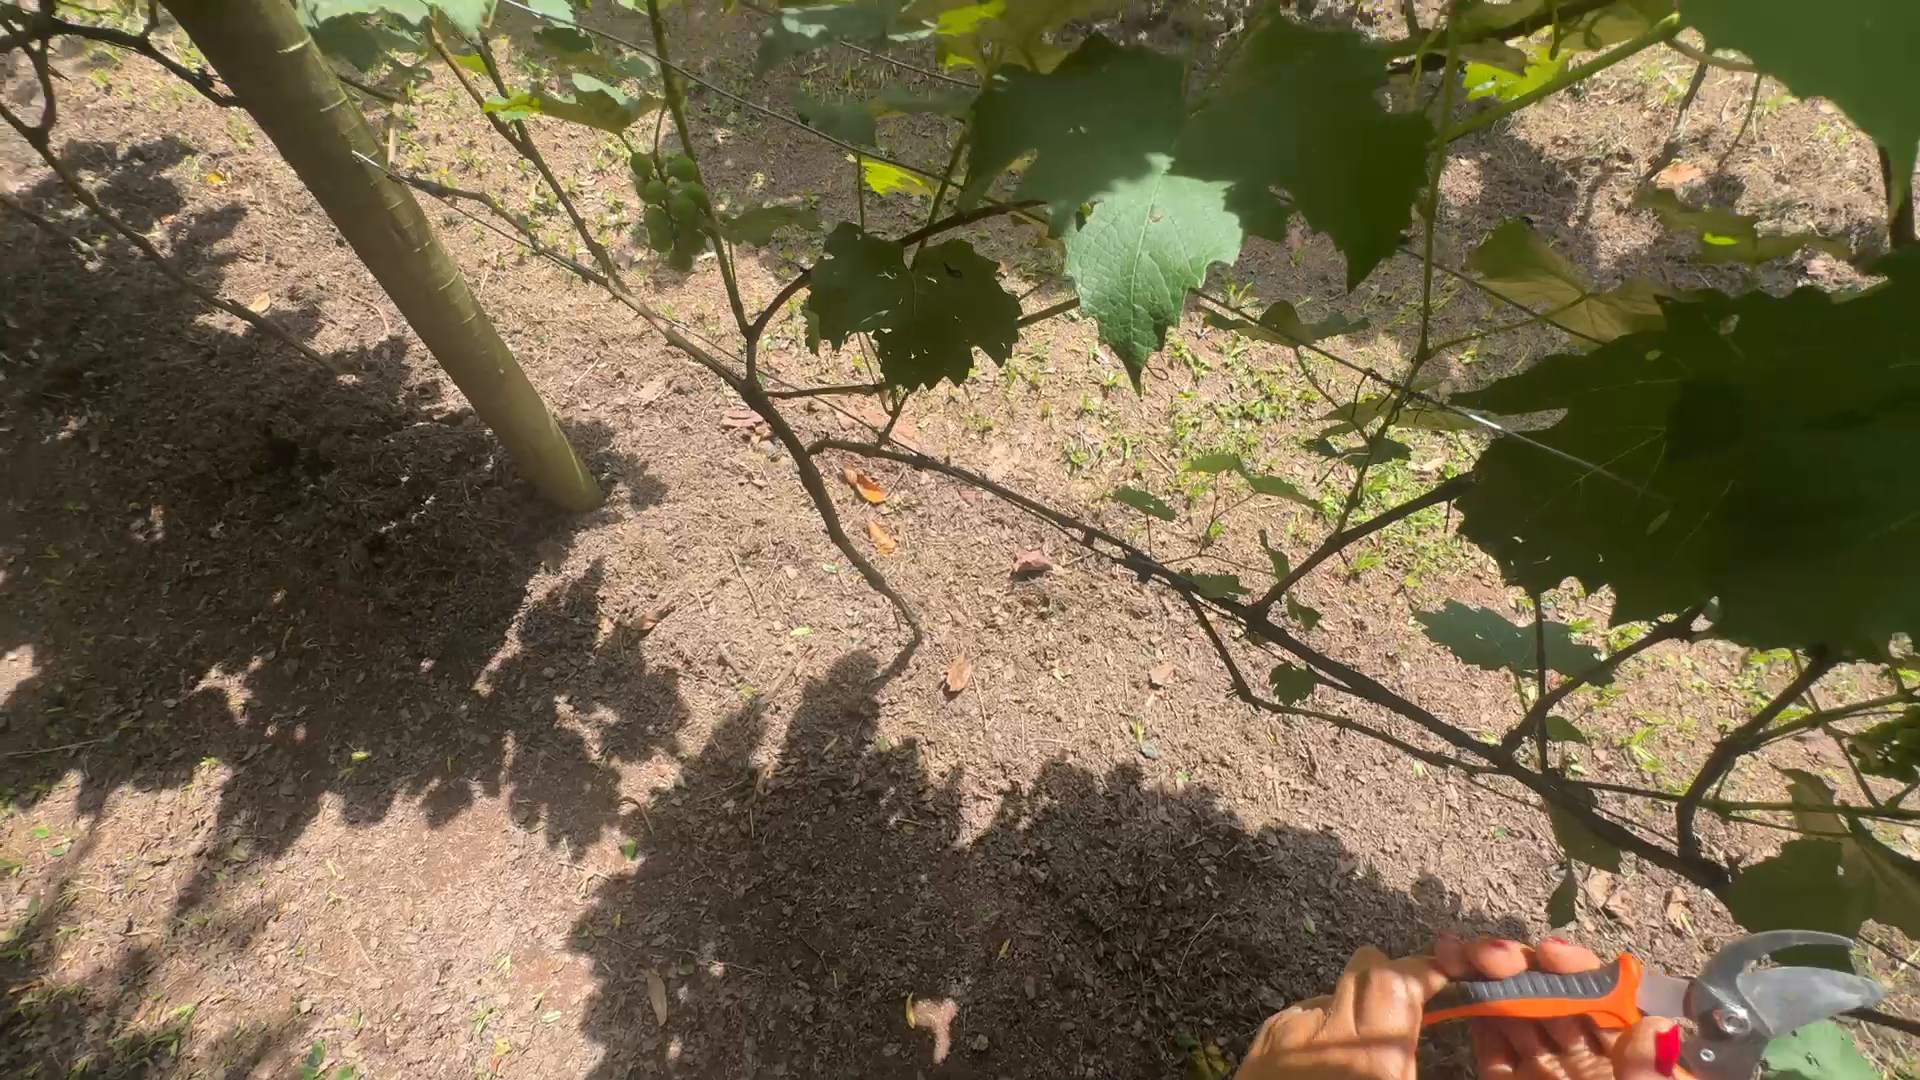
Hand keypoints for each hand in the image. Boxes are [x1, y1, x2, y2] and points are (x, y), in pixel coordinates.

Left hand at [1235, 944, 1446, 1079]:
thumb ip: (1402, 1062)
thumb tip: (1409, 1043)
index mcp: (1373, 1064)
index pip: (1396, 984)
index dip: (1423, 970)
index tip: (1445, 974)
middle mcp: (1330, 1033)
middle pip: (1366, 966)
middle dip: (1394, 976)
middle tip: (1411, 1005)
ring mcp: (1294, 1027)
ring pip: (1336, 991)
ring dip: (1355, 1009)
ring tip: (1363, 1054)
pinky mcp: (1269, 1031)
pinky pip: (1308, 1013)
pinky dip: (1326, 1028)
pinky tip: (1328, 1065)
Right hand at [1435, 936, 1680, 1079]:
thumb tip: (1655, 1025)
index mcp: (1630, 1066)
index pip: (1608, 1002)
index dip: (1579, 969)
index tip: (1549, 951)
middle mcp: (1587, 1063)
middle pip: (1550, 996)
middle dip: (1517, 962)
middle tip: (1488, 954)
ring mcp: (1543, 1073)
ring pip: (1512, 1010)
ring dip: (1482, 974)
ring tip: (1454, 953)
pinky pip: (1487, 1042)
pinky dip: (1465, 1009)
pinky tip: (1448, 982)